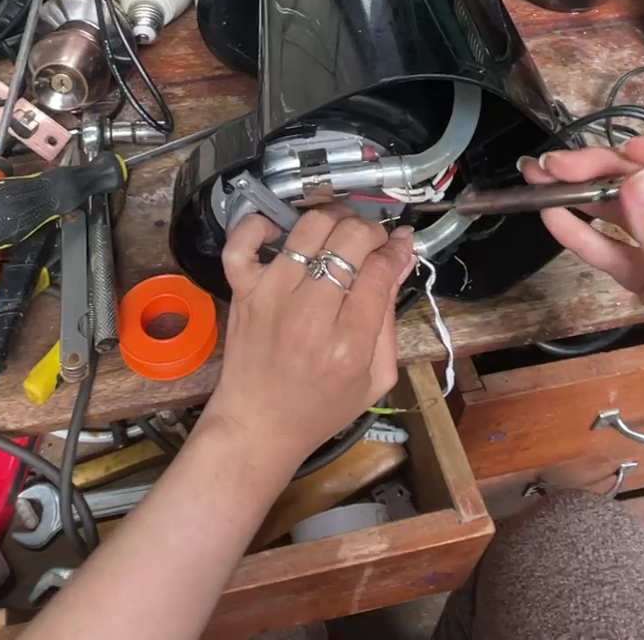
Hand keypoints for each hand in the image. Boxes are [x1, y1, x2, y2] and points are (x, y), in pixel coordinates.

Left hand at [202, 207, 414, 478]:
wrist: (257, 425)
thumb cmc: (321, 407)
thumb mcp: (375, 377)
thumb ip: (389, 315)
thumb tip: (401, 257)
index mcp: (348, 344)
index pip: (379, 269)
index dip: (396, 248)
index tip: (400, 243)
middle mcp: (308, 314)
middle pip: (349, 239)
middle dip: (370, 230)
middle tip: (373, 241)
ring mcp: (270, 296)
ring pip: (308, 228)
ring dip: (332, 218)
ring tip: (340, 230)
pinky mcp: (242, 290)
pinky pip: (243, 241)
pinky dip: (260, 225)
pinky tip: (281, 231)